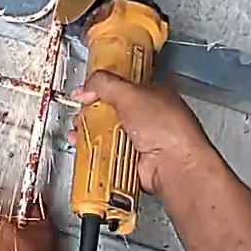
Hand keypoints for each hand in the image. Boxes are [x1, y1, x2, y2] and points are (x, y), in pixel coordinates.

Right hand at [69, 71, 218, 194]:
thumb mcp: (130, 94)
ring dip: (89, 134)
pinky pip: (108, 154)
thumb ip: (105, 84)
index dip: (102, 87)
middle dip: (91, 113)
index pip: (123, 86)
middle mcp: (149, 117)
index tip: (84, 92)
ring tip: (76, 133)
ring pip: (108, 134)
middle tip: (79, 115)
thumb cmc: (164, 127)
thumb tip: (86, 86)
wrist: (173, 166)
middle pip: (112, 111)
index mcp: (154, 94)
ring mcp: (141, 141)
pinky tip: (83, 149)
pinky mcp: (133, 161)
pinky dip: (95, 153)